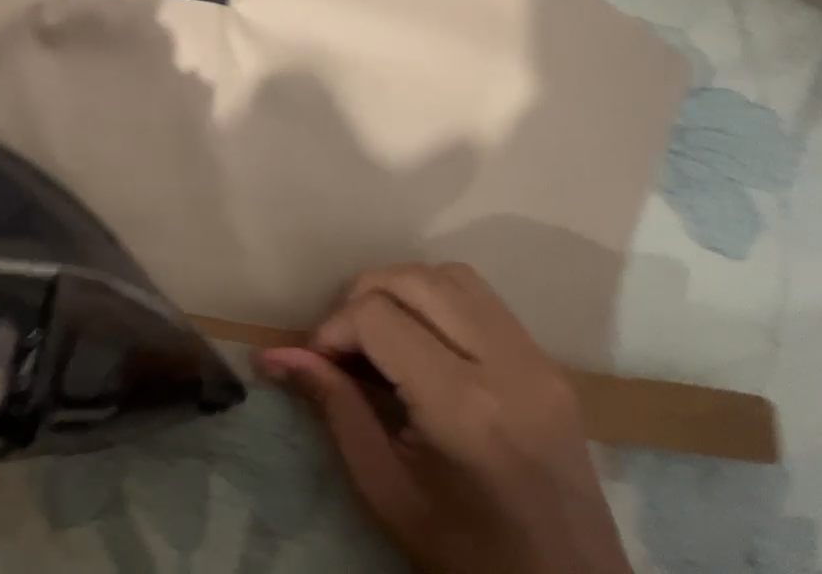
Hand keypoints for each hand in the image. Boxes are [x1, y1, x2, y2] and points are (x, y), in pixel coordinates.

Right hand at [257, 263, 631, 573]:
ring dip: (401, 291)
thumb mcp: (383, 485)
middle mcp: (508, 367)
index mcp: (464, 407)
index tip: (318, 365)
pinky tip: (422, 345)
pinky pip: (483, 300)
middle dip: (361, 298)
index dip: (333, 329)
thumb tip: (271, 355)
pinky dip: (438, 302)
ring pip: (452, 276)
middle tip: (343, 346)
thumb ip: (332, 405)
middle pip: (414, 279)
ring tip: (380, 337)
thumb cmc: (463, 549)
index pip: (377, 316)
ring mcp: (538, 360)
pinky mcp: (550, 364)